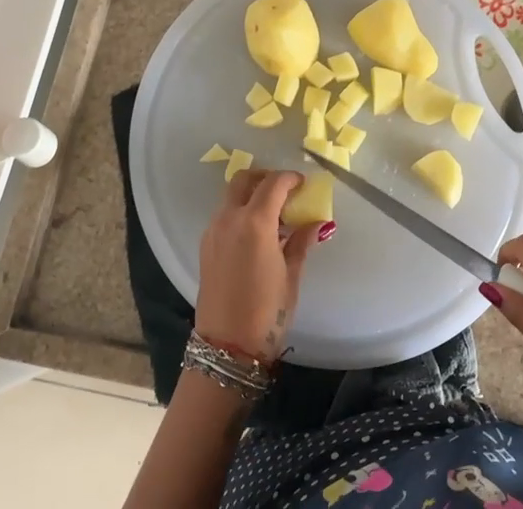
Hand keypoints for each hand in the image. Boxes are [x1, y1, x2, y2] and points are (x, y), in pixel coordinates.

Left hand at [195, 170, 332, 359]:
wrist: (227, 345)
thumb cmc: (266, 312)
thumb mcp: (291, 276)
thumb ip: (301, 243)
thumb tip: (317, 223)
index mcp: (255, 223)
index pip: (273, 184)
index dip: (290, 179)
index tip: (303, 184)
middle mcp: (229, 219)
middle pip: (244, 180)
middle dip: (265, 178)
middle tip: (285, 191)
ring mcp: (213, 231)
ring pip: (231, 196)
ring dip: (251, 195)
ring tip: (274, 215)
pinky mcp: (205, 245)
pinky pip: (223, 215)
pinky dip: (240, 212)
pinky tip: (257, 233)